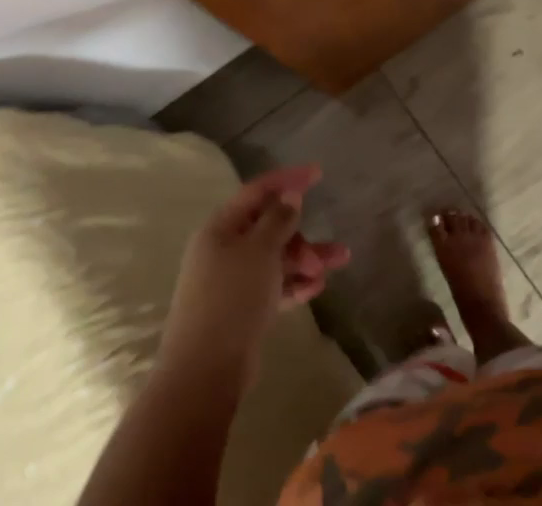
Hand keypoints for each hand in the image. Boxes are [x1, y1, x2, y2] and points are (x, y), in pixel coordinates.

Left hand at [159, 164, 350, 381]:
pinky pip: (273, 286)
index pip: (257, 192)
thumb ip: (278, 220)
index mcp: (220, 228)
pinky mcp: (241, 309)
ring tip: (334, 268)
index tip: (319, 173)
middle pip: (269, 228)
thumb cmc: (232, 298)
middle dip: (301, 234)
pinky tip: (315, 289)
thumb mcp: (260, 251)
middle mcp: (223, 250)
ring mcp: (231, 281)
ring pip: (276, 259)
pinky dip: (294, 284)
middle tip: (326, 254)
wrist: (206, 368)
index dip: (287, 179)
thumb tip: (289, 194)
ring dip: (305, 260)